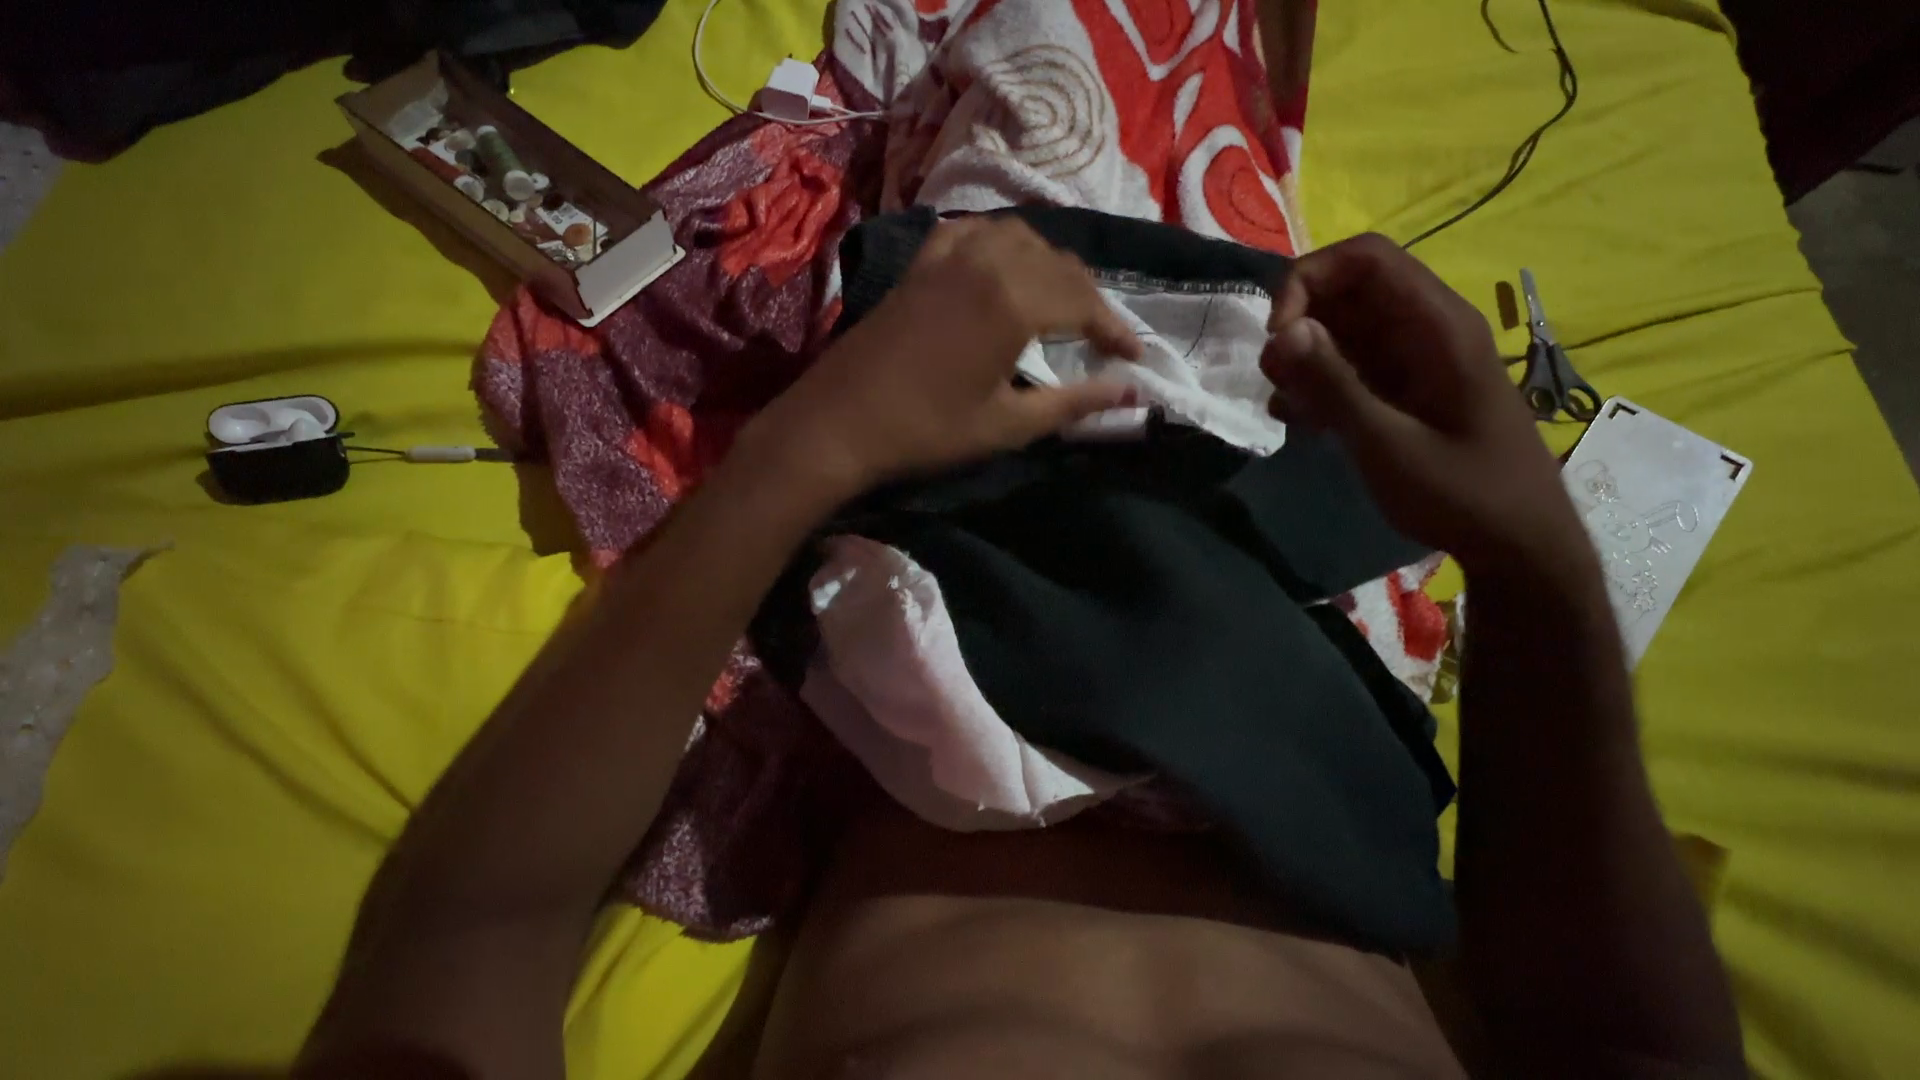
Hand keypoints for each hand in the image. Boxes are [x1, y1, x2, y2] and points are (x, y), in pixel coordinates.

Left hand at [744, 217, 1142, 494]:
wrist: (839, 423)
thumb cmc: (927, 431)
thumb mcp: (1009, 424)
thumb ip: (1075, 404)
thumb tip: (1132, 395)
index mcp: (1014, 301)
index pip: (1085, 302)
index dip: (1116, 329)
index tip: (1135, 358)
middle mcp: (987, 262)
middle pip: (1059, 264)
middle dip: (1089, 298)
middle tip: (1100, 336)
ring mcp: (948, 255)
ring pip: (1020, 238)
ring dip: (1050, 265)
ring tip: (1060, 300)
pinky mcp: (920, 263)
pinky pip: (972, 232)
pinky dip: (1000, 243)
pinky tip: (1002, 265)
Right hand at [1262, 234, 1588, 573]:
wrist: (1517, 545)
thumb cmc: (1462, 493)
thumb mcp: (1388, 444)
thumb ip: (1334, 385)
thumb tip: (1283, 331)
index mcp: (1436, 326)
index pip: (1364, 259)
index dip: (1309, 279)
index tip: (1277, 335)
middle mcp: (1424, 330)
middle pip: (1346, 291)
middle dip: (1298, 324)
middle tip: (1276, 379)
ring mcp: (1413, 361)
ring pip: (1341, 330)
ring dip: (1302, 359)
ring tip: (1289, 408)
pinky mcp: (1402, 391)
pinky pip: (1349, 366)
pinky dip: (1317, 385)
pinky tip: (1302, 423)